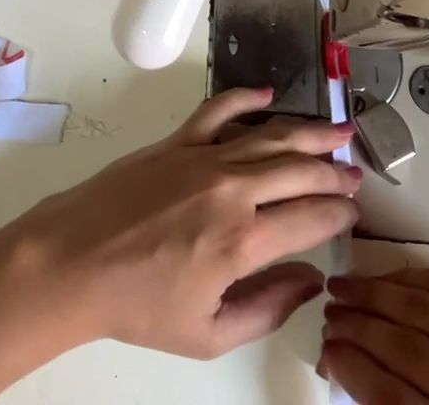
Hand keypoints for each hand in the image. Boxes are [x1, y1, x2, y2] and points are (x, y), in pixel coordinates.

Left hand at [0, 87, 360, 358]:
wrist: (72, 262)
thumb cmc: (136, 304)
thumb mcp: (208, 333)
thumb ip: (269, 308)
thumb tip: (311, 281)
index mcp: (241, 243)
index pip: (312, 219)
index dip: (340, 215)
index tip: (353, 214)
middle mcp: (230, 192)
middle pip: (300, 171)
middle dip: (336, 173)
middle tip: (355, 176)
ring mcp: (201, 159)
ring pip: (271, 136)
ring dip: (310, 132)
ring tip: (339, 131)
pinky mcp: (176, 142)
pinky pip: (218, 110)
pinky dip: (245, 98)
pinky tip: (268, 94)